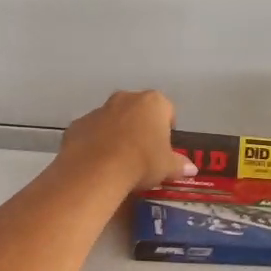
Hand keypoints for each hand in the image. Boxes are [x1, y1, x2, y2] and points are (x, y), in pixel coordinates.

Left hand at [60, 90, 195, 191]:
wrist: (96, 171)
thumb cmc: (141, 162)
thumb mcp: (167, 167)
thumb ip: (180, 165)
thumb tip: (192, 169)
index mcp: (153, 103)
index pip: (167, 110)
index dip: (167, 128)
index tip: (164, 147)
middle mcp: (126, 98)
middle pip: (138, 110)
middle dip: (141, 126)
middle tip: (143, 152)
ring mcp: (99, 109)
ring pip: (114, 118)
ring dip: (117, 133)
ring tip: (119, 160)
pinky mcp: (78, 124)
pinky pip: (92, 131)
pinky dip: (96, 142)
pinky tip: (98, 162)